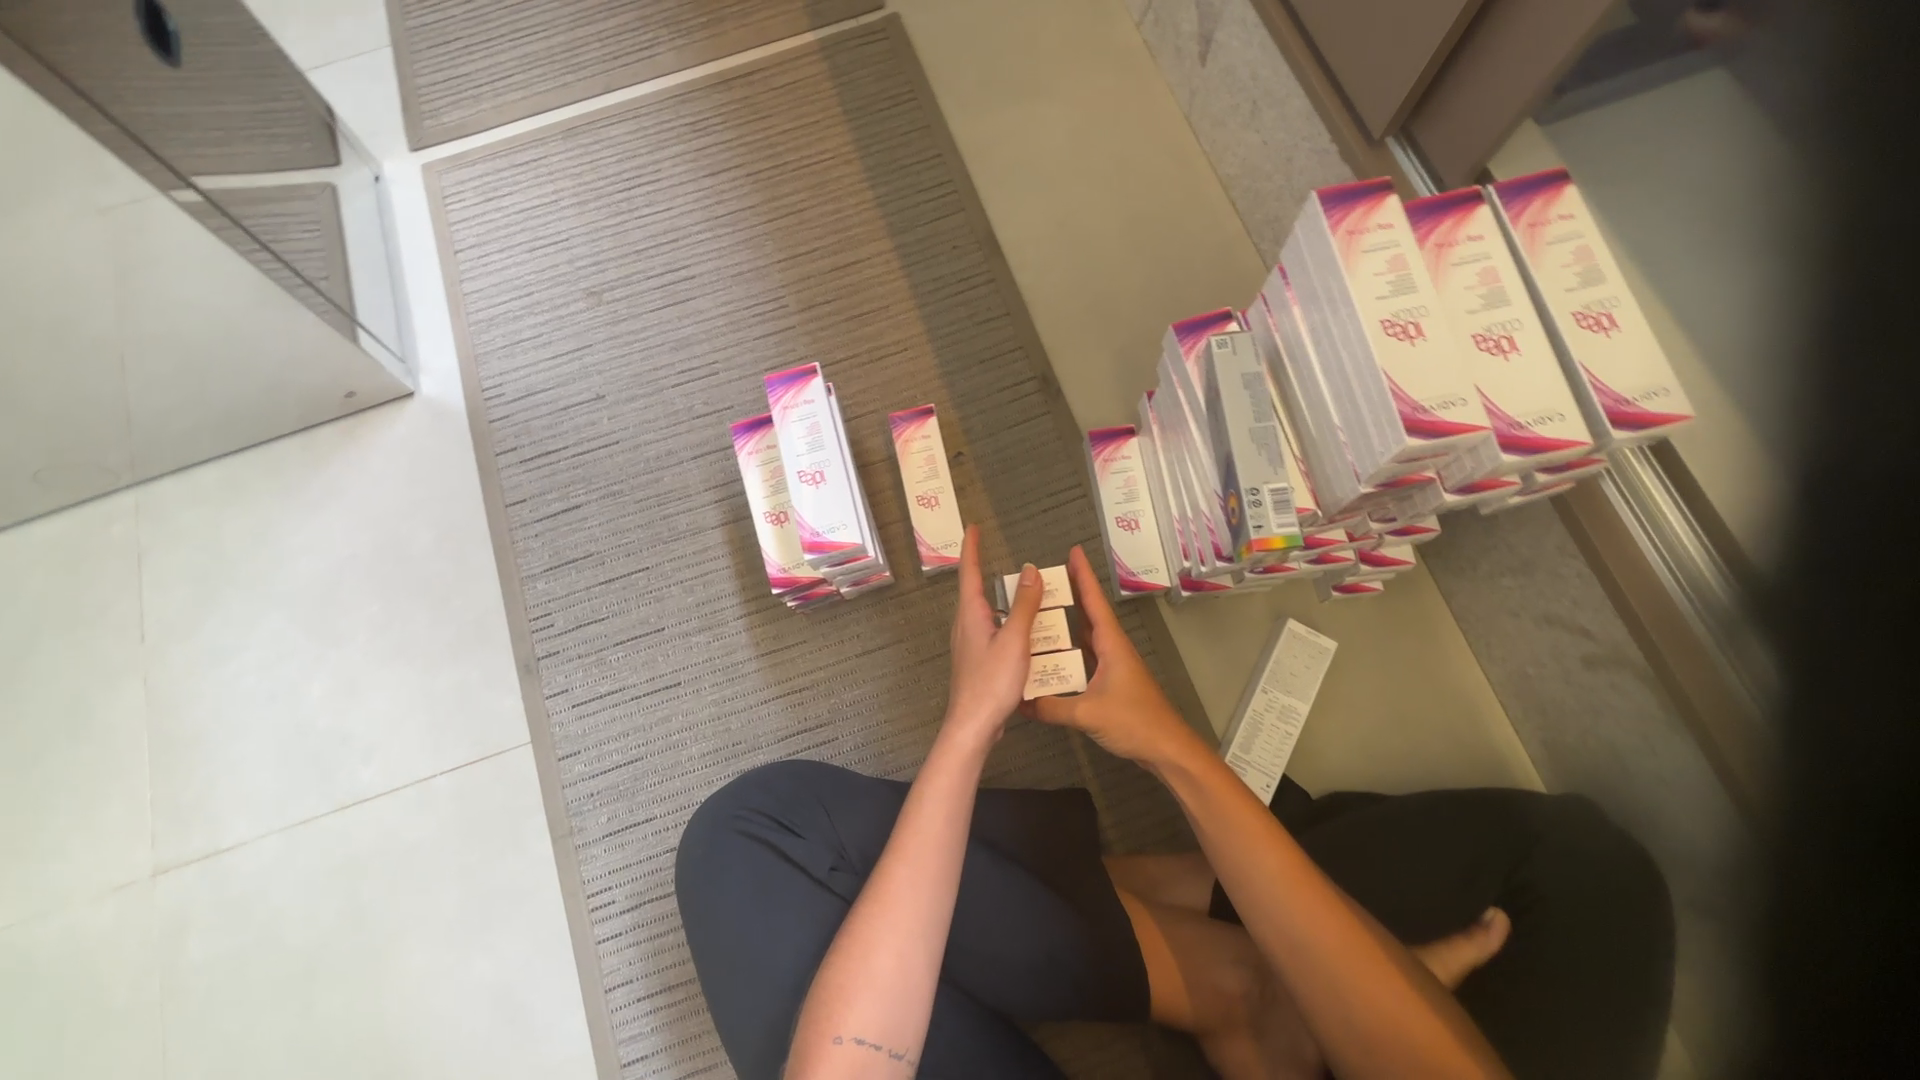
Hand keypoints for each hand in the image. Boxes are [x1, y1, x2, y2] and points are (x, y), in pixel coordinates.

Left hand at [944, 525, 1045, 745]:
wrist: (973, 726)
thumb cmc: (991, 682)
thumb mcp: (1015, 640)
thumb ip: (1025, 606)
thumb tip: (1030, 571)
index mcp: (970, 614)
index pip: (969, 572)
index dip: (972, 548)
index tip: (973, 527)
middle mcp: (965, 626)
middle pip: (977, 592)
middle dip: (991, 575)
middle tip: (1011, 562)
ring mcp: (969, 645)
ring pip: (988, 615)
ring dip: (1006, 604)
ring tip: (1031, 597)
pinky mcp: (977, 662)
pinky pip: (994, 633)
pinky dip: (1010, 626)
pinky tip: (1028, 635)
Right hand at [1030, 546, 1205, 766]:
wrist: (1166, 749)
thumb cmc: (1134, 722)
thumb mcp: (1088, 714)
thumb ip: (1052, 707)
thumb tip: (1021, 703)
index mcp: (1111, 645)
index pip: (1094, 602)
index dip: (1083, 576)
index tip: (1073, 551)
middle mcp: (1112, 650)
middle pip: (1088, 615)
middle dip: (1069, 595)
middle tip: (1042, 581)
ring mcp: (1112, 667)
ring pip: (1084, 639)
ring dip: (1065, 626)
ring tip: (1038, 613)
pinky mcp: (1110, 685)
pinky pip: (1084, 660)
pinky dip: (1067, 655)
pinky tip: (1049, 658)